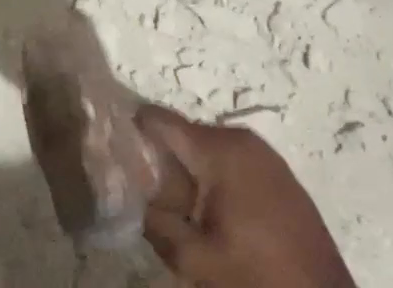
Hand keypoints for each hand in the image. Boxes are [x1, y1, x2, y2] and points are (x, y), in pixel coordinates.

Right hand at [137, 105, 355, 287]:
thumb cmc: (257, 279)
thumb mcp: (192, 259)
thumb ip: (153, 219)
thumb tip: (129, 194)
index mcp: (220, 149)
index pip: (157, 119)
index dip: (129, 133)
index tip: (113, 157)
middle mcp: (241, 139)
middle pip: (181, 136)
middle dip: (160, 163)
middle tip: (147, 200)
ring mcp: (265, 156)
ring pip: (205, 152)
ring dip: (186, 176)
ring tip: (177, 214)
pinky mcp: (280, 176)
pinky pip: (230, 165)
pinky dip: (212, 183)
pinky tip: (210, 219)